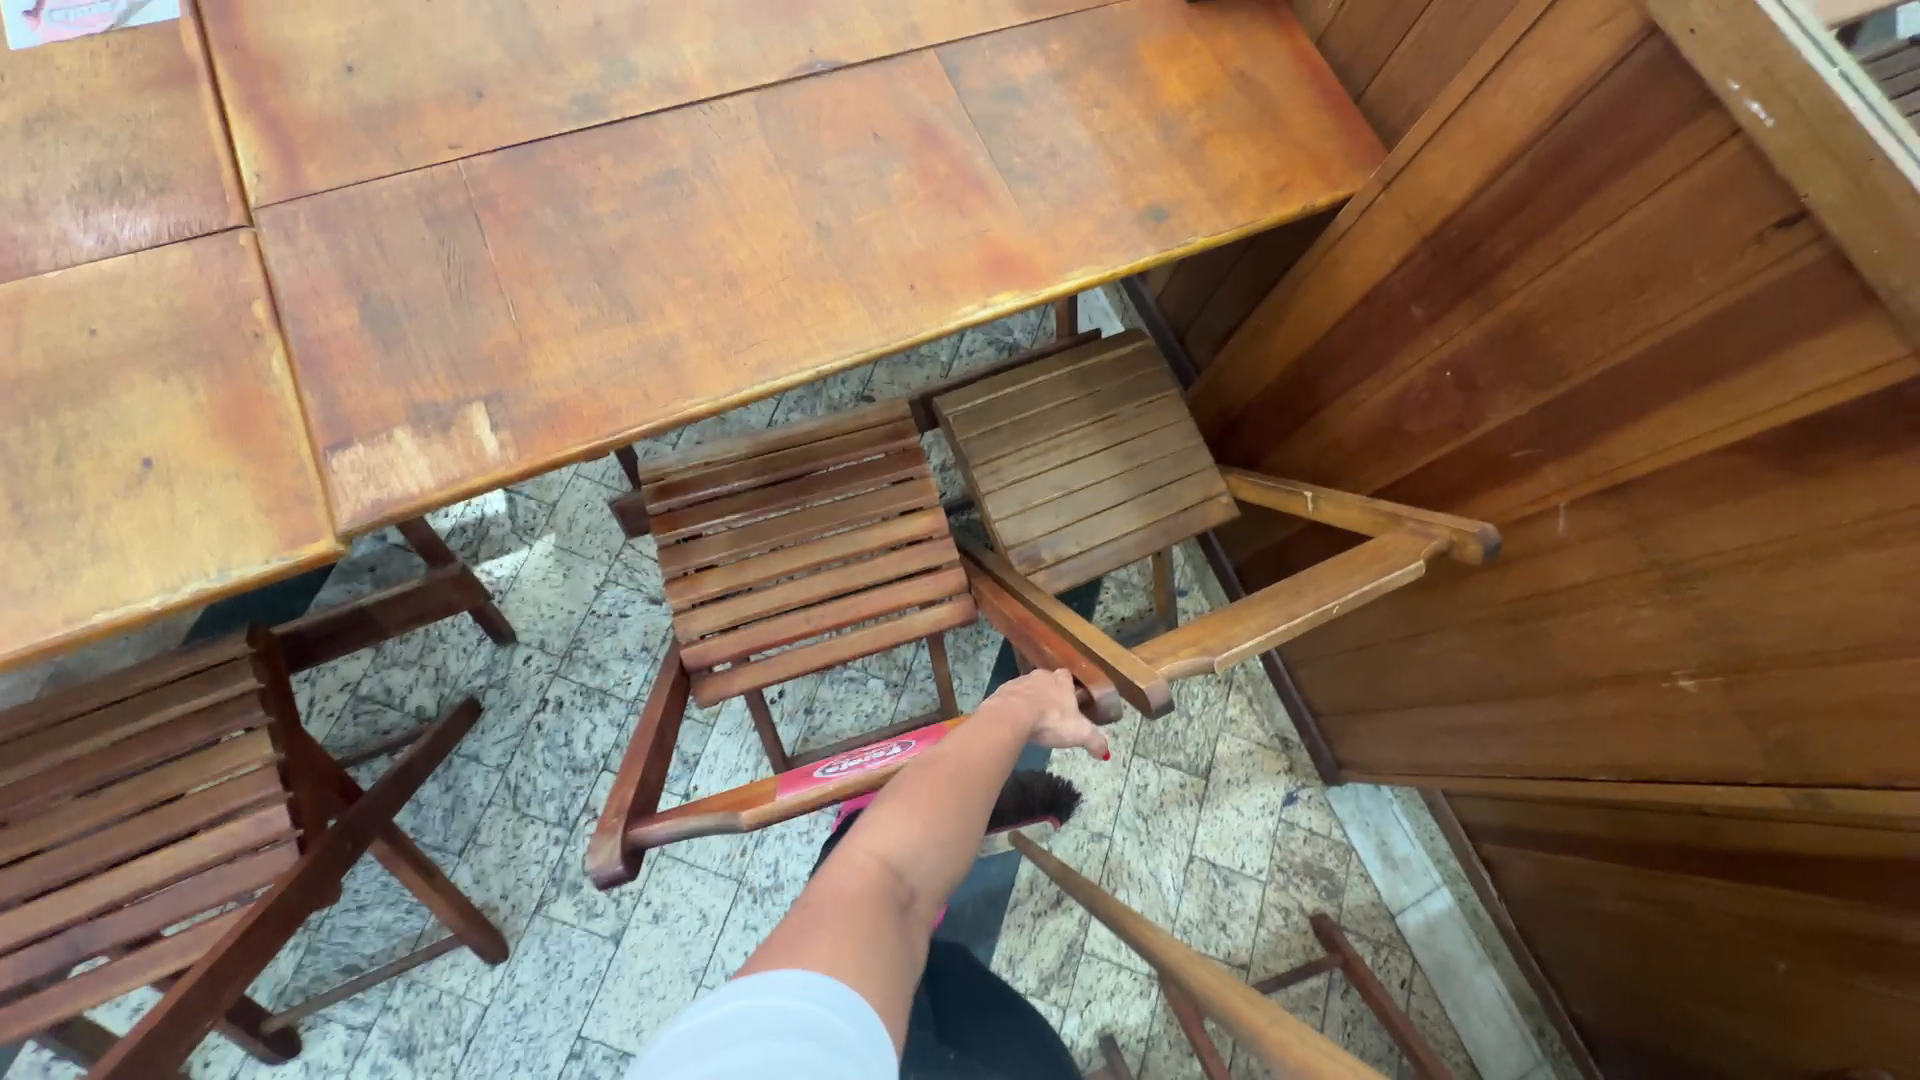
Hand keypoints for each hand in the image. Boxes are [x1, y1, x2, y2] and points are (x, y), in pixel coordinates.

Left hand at [982, 669, 1110, 760]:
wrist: (1011, 715)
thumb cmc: (1050, 720)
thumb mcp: (1079, 733)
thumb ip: (1095, 741)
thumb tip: (1106, 753)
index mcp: (1061, 680)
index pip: (1068, 677)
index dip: (1069, 688)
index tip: (1071, 701)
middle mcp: (1041, 676)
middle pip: (1047, 681)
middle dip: (1049, 694)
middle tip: (1052, 713)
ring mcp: (1019, 681)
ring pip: (1028, 688)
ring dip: (1030, 700)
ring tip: (1033, 719)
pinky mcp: (1002, 691)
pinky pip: (1010, 698)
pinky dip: (1014, 706)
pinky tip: (1015, 721)